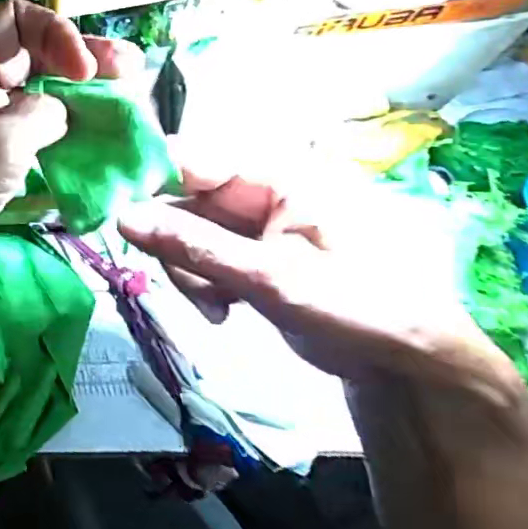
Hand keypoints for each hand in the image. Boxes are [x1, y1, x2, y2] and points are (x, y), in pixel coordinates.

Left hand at [0, 0, 139, 286]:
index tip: (83, 69)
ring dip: (81, 93)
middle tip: (130, 71)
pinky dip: (69, 127)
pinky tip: (102, 135)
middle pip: (33, 52)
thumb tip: (61, 111)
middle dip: (81, 57)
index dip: (54, 32)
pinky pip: (37, 127)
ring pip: (40, 90)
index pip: (12, 19)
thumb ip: (41, 114)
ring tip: (127, 101)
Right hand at [115, 149, 511, 386]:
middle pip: (174, 197)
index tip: (111, 212)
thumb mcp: (272, 278)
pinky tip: (222, 308)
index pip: (185, 157)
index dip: (142, 177)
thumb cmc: (362, 310)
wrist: (415, 371)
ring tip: (215, 306)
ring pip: (178, 228)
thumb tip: (119, 217)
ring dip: (184, 268)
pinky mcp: (243, 247)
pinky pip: (194, 251)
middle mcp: (255, 186)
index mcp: (273, 172)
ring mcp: (248, 219)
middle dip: (170, 243)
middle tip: (188, 286)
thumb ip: (192, 245)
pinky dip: (197, 279)